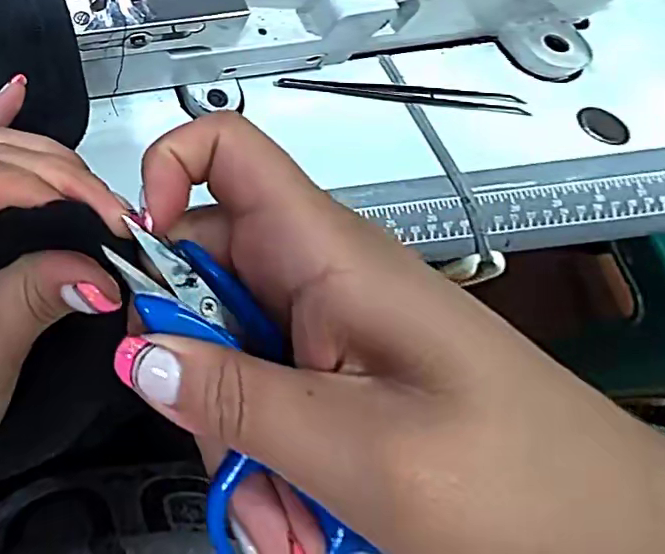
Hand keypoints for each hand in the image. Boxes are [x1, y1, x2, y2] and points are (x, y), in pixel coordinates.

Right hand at [121, 112, 664, 553]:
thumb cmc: (528, 488)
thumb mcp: (362, 453)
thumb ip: (237, 399)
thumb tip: (136, 353)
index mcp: (321, 247)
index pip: (223, 148)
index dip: (164, 170)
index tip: (138, 252)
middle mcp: (312, 270)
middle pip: (200, 275)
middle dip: (194, 369)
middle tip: (231, 463)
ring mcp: (323, 325)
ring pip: (225, 352)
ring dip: (236, 441)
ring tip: (291, 525)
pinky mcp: (335, 374)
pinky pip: (263, 397)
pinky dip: (268, 463)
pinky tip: (309, 525)